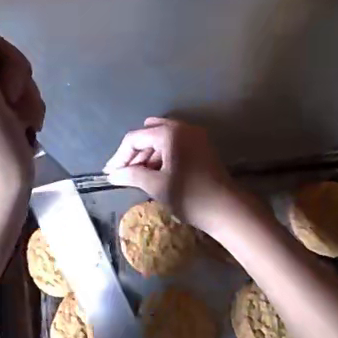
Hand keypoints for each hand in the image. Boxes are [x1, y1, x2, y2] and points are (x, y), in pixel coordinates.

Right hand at [103, 117, 252, 233]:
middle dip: (133, 154)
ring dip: (147, 156)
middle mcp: (183, 128)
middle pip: (148, 135)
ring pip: (161, 140)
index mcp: (170, 133)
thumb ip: (131, 175)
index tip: (110, 174)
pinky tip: (155, 174)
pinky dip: (162, 157)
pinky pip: (174, 146)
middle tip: (122, 175)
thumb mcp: (156, 186)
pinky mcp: (202, 148)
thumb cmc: (190, 196)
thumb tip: (113, 174)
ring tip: (137, 177)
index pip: (135, 138)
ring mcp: (195, 137)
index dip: (120, 156)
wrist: (227, 210)